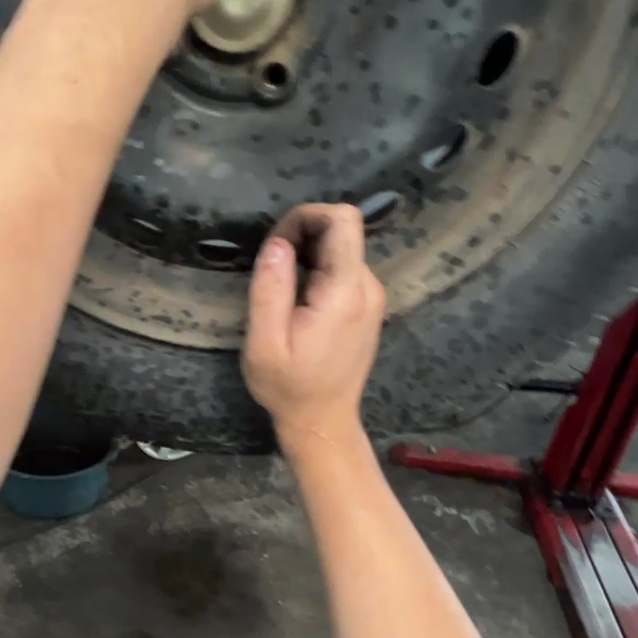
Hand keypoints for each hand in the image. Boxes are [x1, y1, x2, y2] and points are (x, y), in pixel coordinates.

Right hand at [242, 204, 386, 453]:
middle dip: (303, 234)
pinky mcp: (367, 305)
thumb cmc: (289, 388)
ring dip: (309, 253)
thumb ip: (270, 290)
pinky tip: (297, 301)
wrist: (323, 422)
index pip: (343, 220)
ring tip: (281, 289)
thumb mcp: (264, 344)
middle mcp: (368, 287)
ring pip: (342, 247)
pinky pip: (344, 268)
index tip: (276, 243)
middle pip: (343, 230)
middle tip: (271, 268)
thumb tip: (277, 244)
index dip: (306, 216)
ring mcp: (372, 296)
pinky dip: (318, 270)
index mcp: (346, 292)